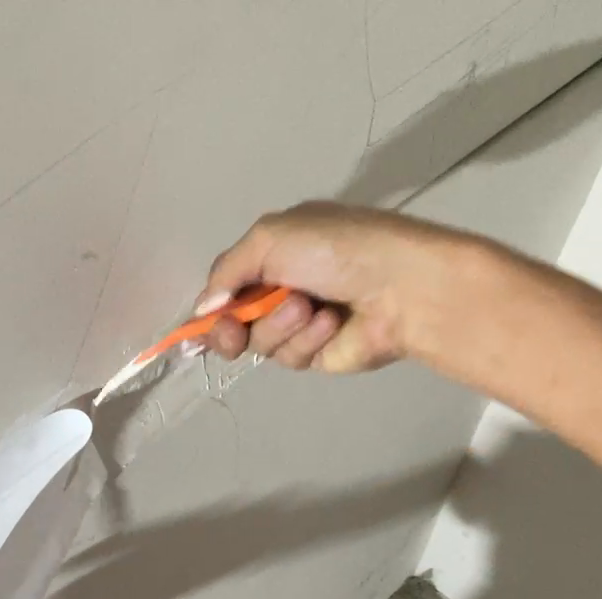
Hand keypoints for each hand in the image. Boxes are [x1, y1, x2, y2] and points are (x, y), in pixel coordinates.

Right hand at [197, 201, 492, 374]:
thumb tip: (201, 310)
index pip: (227, 285)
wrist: (399, 285)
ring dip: (279, 325)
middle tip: (236, 329)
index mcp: (274, 252)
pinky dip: (306, 340)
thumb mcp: (271, 238)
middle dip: (230, 329)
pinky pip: (289, 357)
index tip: (206, 320)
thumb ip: (228, 271)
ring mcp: (298, 324)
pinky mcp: (317, 354)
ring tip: (311, 307)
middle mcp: (281, 288)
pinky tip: (331, 323)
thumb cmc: (336, 249)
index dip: (212, 306)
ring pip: (259, 343)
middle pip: (232, 324)